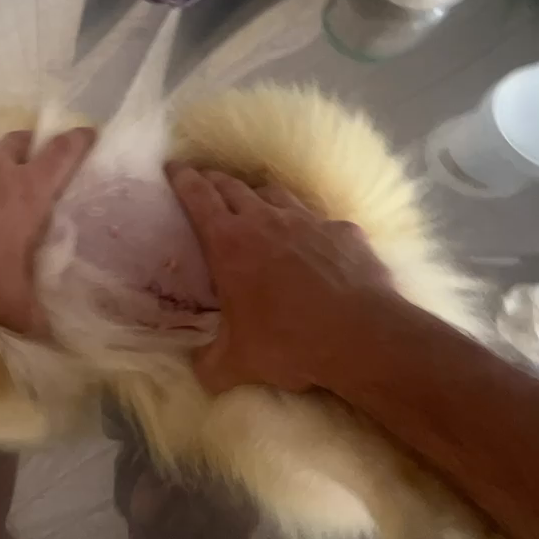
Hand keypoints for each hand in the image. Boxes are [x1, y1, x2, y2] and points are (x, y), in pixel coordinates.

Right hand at [168, 162, 396, 394]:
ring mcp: (307, 221)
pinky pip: (320, 221)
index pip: (197, 194)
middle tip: (205, 184)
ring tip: (257, 208)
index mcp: (228, 240)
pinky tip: (316, 246)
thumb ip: (211, 363)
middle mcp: (263, 219)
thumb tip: (198, 371)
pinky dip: (311, 228)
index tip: (173, 168)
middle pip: (231, 185)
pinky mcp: (343, 232)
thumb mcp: (239, 362)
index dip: (182, 177)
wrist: (366, 339)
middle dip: (214, 180)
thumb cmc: (291, 342)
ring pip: (274, 193)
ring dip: (259, 196)